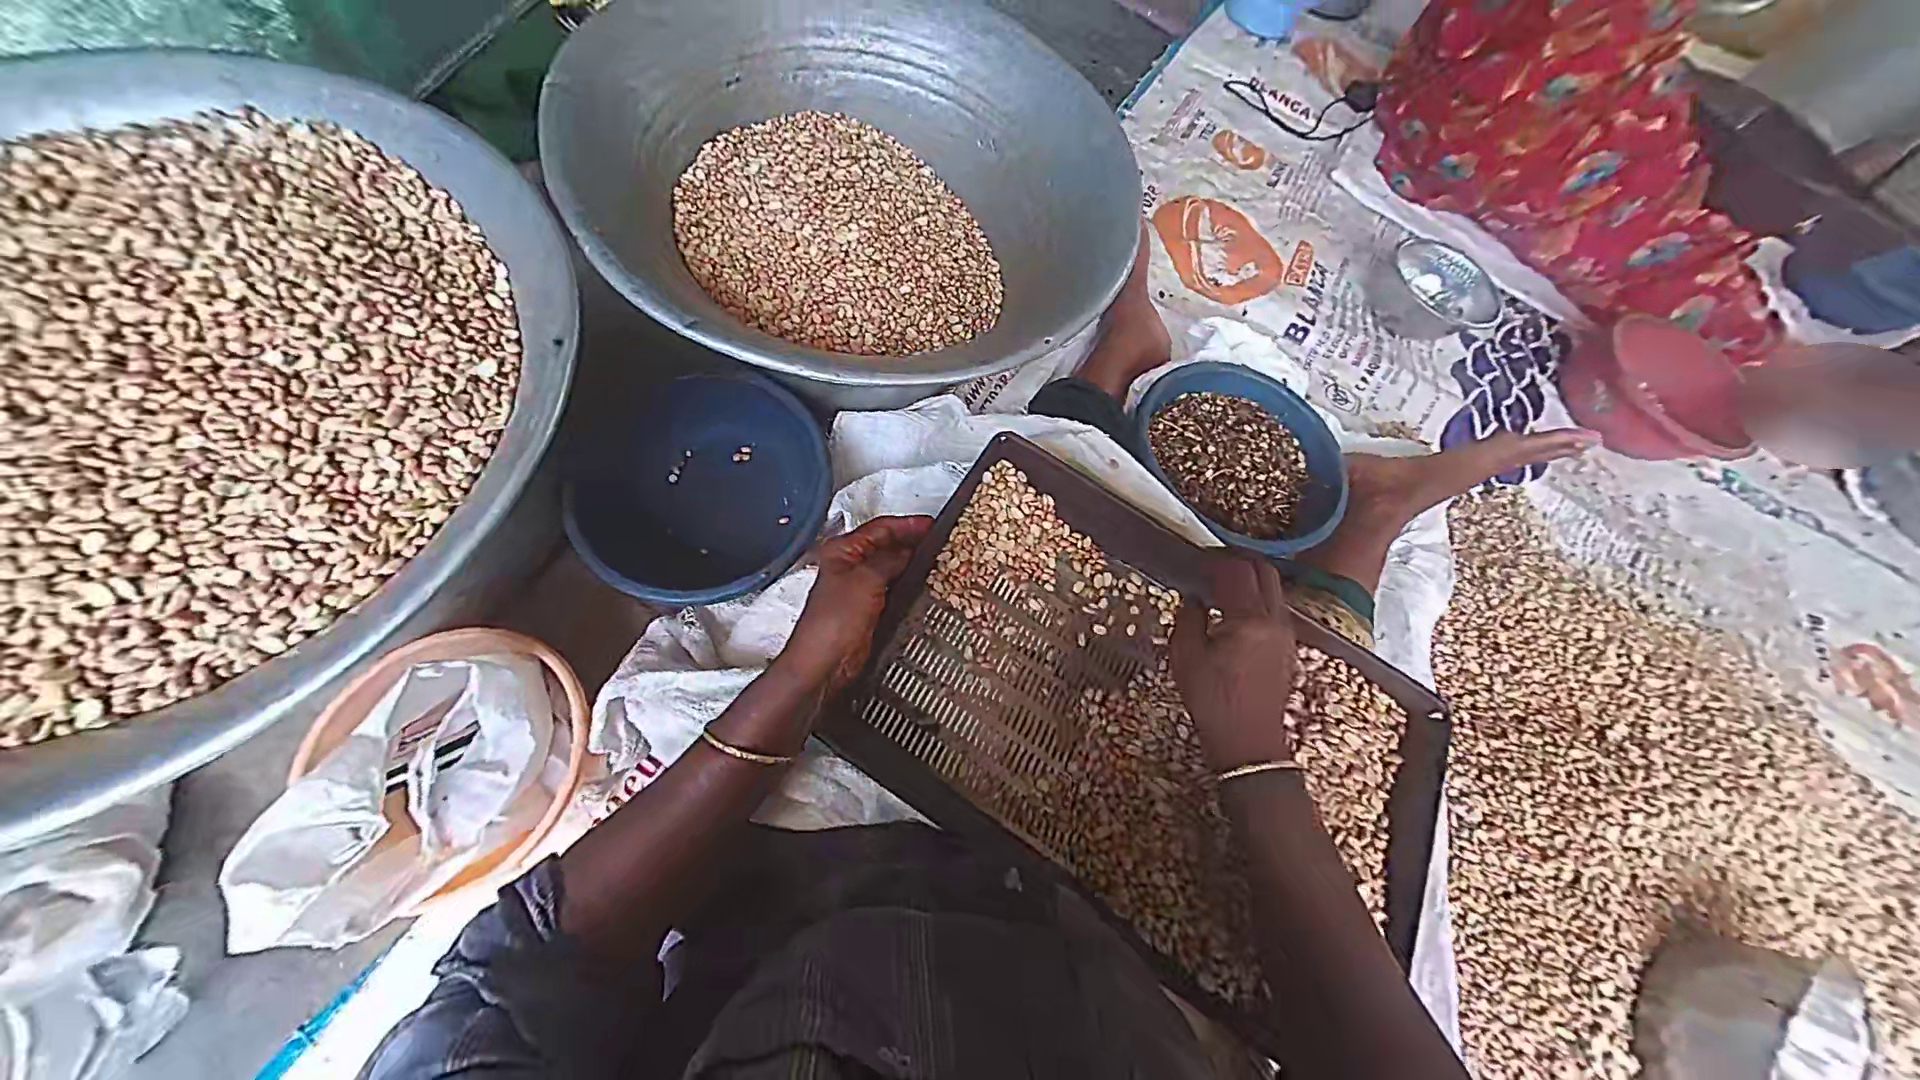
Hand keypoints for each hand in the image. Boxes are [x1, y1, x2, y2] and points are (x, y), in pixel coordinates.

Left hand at [779, 515, 932, 692]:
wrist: (824, 664)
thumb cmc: (831, 624)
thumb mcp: (866, 580)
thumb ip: (890, 560)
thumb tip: (909, 550)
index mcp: (842, 551)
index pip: (880, 528)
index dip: (907, 525)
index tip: (930, 524)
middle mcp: (850, 567)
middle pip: (887, 546)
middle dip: (912, 543)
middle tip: (938, 541)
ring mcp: (860, 589)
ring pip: (892, 568)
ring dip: (912, 564)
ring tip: (937, 561)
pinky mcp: (870, 609)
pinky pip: (895, 590)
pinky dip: (909, 585)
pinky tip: (925, 585)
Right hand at [1171, 557, 1298, 772]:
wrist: (1248, 742)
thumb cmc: (1211, 700)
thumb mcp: (1186, 656)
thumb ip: (1189, 618)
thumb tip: (1193, 597)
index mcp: (1248, 620)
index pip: (1236, 571)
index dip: (1214, 560)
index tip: (1196, 560)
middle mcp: (1275, 620)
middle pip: (1264, 571)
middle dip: (1238, 562)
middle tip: (1211, 566)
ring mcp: (1287, 633)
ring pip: (1274, 588)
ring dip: (1250, 580)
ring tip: (1222, 587)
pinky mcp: (1288, 646)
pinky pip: (1276, 607)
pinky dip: (1257, 598)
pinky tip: (1235, 611)